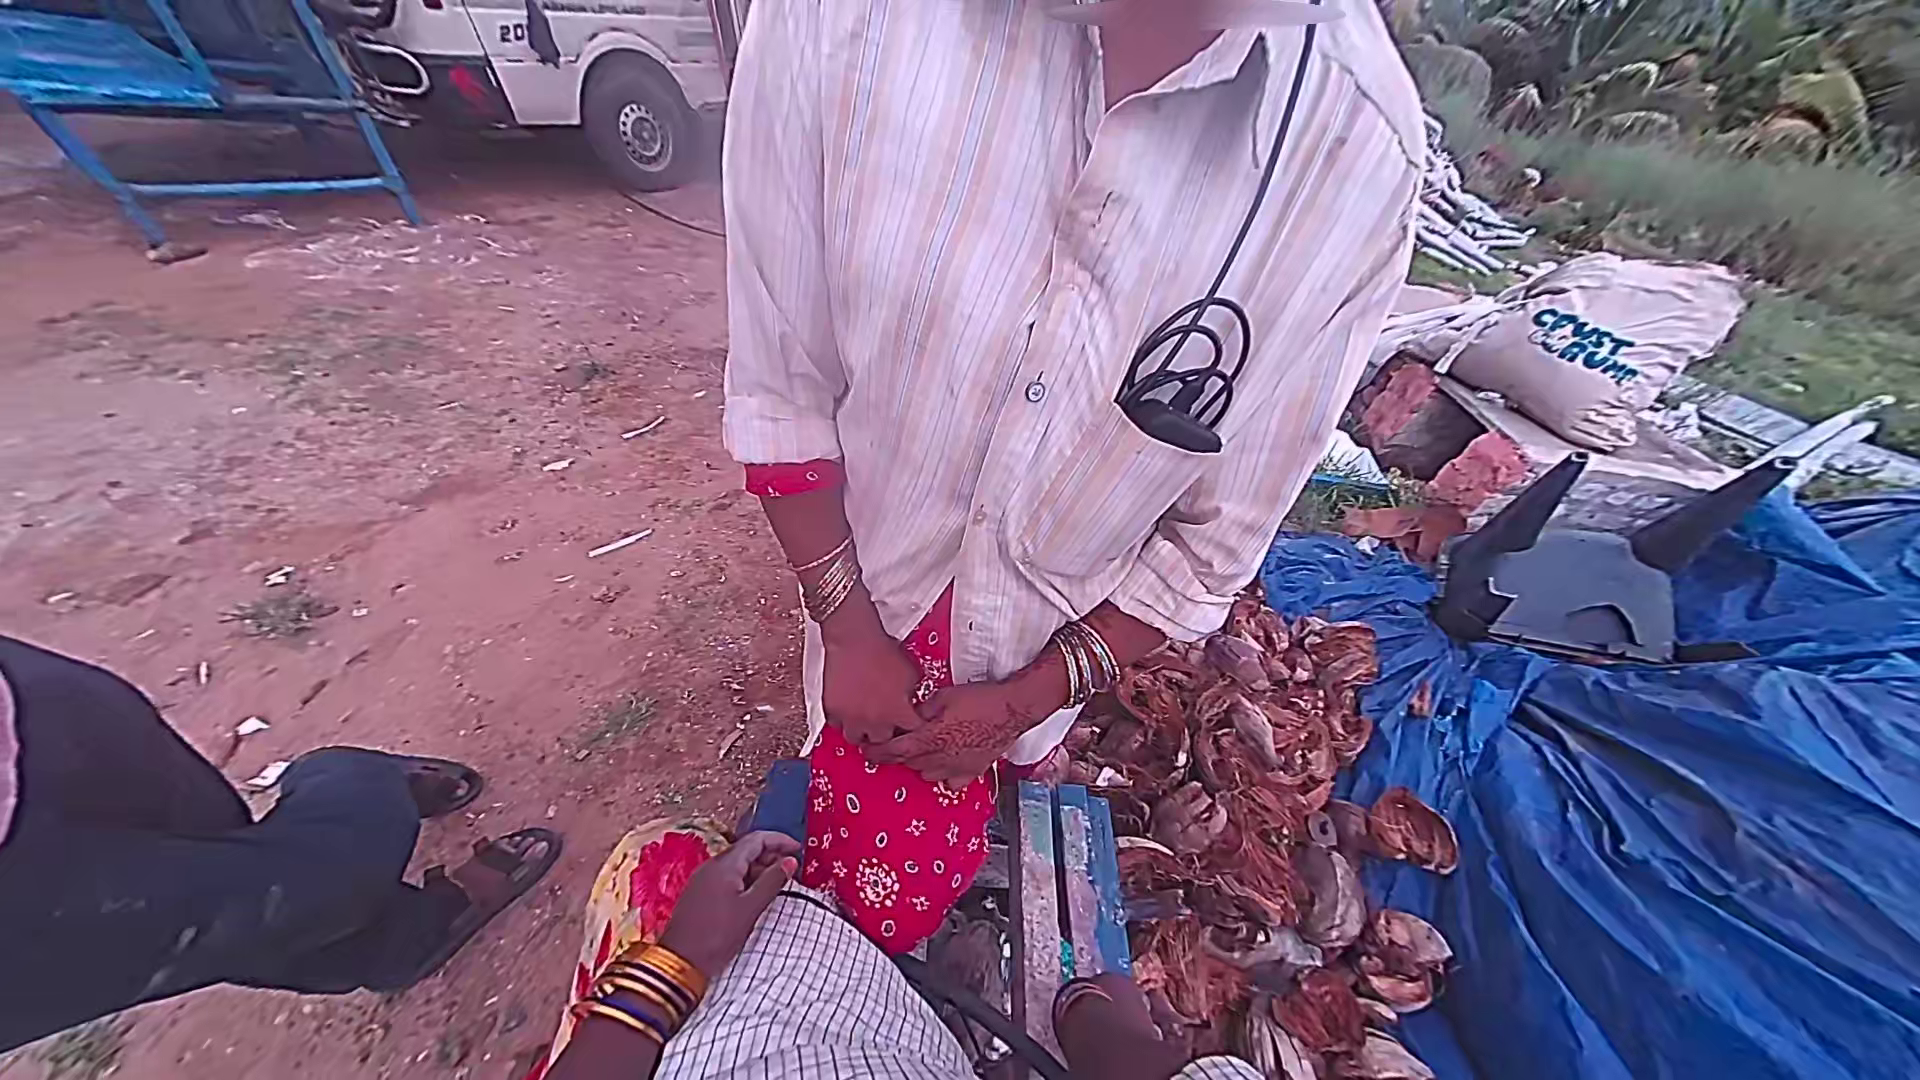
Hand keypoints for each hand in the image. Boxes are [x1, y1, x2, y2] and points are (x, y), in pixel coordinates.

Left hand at [658, 831, 800, 978]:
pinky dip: (745, 879)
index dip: (780, 840)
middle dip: (770, 855)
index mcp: (725, 864)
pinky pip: (727, 876)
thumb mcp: (750, 908)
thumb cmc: (716, 935)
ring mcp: (703, 879)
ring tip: (776, 883)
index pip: (757, 839)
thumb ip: (772, 881)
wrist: (677, 966)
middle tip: (790, 868)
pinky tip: (754, 894)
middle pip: (747, 849)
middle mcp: (713, 865)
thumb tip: (791, 860)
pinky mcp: (699, 894)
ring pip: (737, 864)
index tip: (797, 849)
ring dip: (759, 868)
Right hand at [820, 616, 924, 745]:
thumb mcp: (911, 671)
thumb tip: (911, 699)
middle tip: (888, 721)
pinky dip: (844, 720)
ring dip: (864, 730)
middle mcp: (874, 720)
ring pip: (857, 738)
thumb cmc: (881, 650)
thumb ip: (912, 693)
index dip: (912, 726)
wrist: (855, 639)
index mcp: (897, 712)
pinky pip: (838, 725)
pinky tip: (850, 709)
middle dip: (888, 732)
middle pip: (883, 741)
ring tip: (867, 719)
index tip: (909, 723)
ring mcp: (851, 718)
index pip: (912, 732)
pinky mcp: (833, 710)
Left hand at [867, 679, 1041, 783]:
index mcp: (930, 738)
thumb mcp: (945, 695)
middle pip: (908, 763)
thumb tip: (912, 714)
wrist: (1012, 708)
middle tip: (893, 743)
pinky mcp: (972, 771)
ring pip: (926, 773)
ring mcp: (957, 768)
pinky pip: (950, 781)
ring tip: (921, 748)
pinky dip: (943, 774)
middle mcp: (940, 758)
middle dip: (897, 754)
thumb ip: (923, 708)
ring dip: (918, 762)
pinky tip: (945, 763)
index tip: (868, 751)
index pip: (895, 751)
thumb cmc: (980, 698)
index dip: (878, 752)